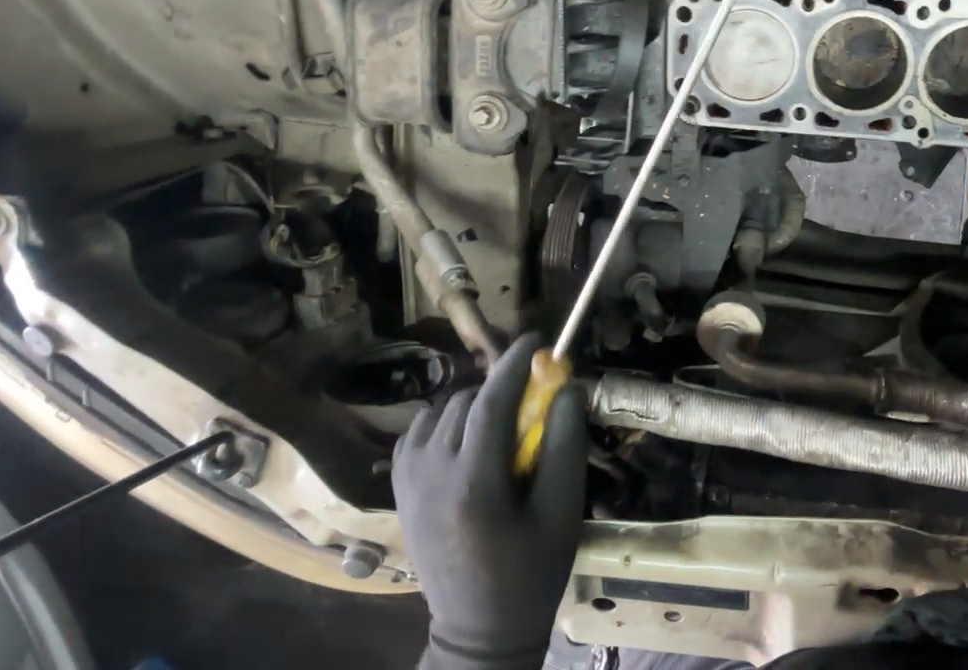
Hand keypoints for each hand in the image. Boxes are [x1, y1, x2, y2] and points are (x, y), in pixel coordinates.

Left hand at [395, 334, 587, 668]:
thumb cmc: (532, 571)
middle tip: (534, 402)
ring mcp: (407, 484)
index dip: (515, 364)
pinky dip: (444, 423)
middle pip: (466, 403)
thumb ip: (565, 443)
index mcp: (474, 485)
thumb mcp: (563, 509)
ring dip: (473, 406)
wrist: (479, 629)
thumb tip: (568, 387)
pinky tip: (467, 442)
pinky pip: (418, 433)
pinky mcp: (399, 492)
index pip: (489, 403)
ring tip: (502, 428)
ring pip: (439, 413)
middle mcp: (430, 476)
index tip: (538, 338)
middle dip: (501, 391)